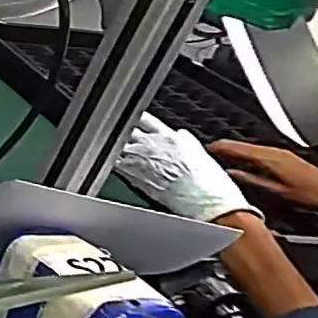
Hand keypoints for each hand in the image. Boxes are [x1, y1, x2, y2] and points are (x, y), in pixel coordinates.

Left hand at [114, 114, 254, 222]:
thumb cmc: (209, 183)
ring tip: (108, 145)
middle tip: (114, 131)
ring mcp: (139, 155)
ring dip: (114, 145)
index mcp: (170, 136)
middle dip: (122, 131)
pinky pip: (113, 160)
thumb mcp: (200, 153)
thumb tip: (179, 135)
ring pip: (117, 143)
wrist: (205, 200)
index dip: (135, 118)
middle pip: (127, 129)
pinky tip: (108, 161)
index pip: (146, 119)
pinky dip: (109, 160)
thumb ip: (184, 141)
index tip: (128, 117)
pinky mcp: (130, 170)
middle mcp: (152, 142)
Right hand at [210, 140, 317, 227]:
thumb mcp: (279, 191)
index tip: (206, 148)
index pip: (239, 148)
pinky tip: (245, 160)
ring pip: (253, 149)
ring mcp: (284, 154)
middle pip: (244, 146)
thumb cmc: (316, 196)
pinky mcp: (289, 159)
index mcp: (272, 158)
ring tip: (222, 154)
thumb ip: (253, 180)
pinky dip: (248, 154)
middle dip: (226, 147)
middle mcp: (277, 153)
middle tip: (209, 151)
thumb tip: (232, 173)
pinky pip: (262, 152)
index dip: (221, 147)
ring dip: (237, 150)